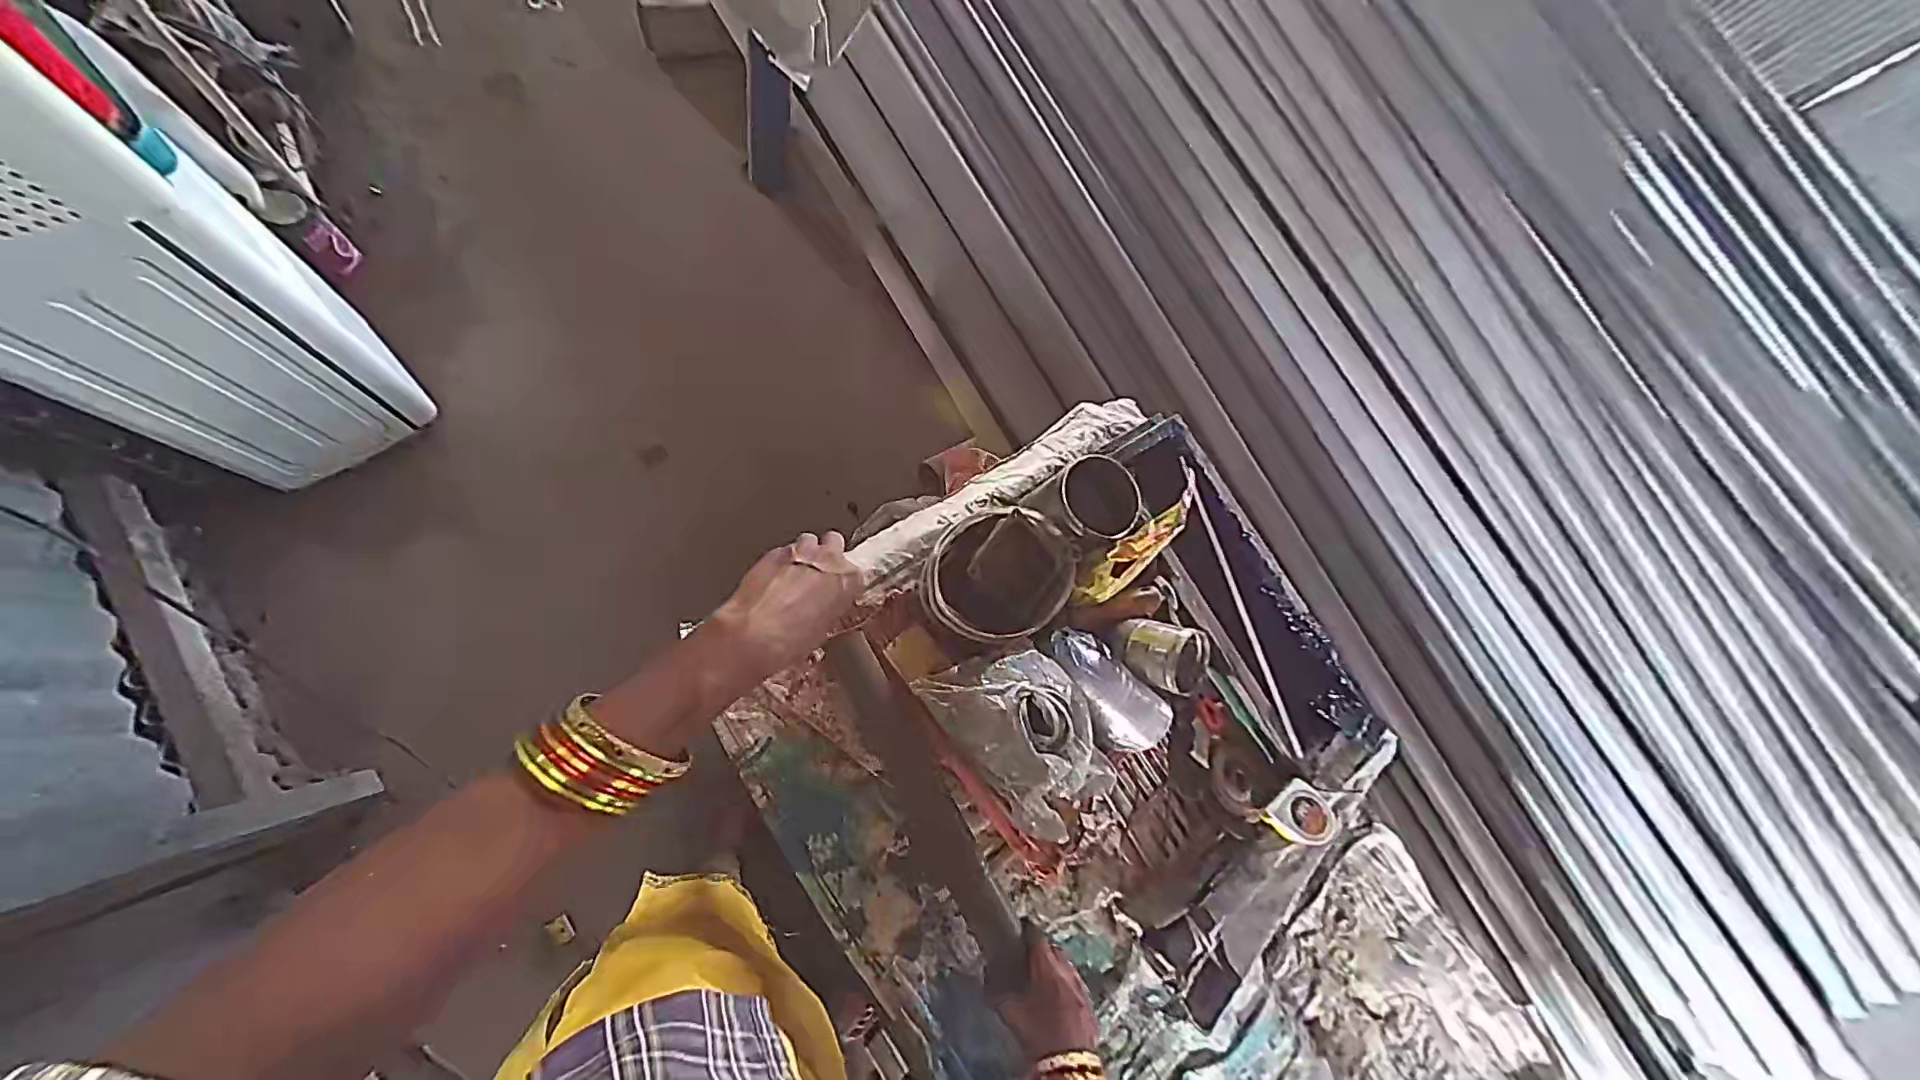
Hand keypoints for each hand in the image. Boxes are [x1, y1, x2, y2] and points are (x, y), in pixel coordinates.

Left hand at [708, 531, 862, 683]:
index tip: (836, 587)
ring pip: (808, 541)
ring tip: (793, 577)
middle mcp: (827, 560)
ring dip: (803, 554)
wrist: (751, 636)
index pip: (854, 570)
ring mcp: (800, 552)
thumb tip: (823, 608)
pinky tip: (772, 581)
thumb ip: (830, 607)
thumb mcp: (824, 630)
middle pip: (834, 542)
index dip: (843, 579)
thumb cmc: (788, 641)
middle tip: (817, 575)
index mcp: (847, 581)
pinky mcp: (773, 552)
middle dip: (826, 554)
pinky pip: (782, 551)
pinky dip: (779, 562)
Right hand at [992, 924, 1098, 1062]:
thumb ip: (998, 993)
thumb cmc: (1038, 1034)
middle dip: (1043, 949)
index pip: (1037, 937)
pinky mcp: (1090, 1006)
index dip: (1028, 932)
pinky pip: (1077, 987)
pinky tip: (1060, 998)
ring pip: (1068, 967)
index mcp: (1047, 968)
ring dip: (1057, 967)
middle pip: (1054, 950)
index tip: (1020, 931)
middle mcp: (1067, 972)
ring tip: (1044, 976)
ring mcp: (1081, 989)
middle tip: (1030, 956)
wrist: (1068, 1064)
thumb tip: (988, 979)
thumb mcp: (1012, 1013)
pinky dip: (1068, 986)